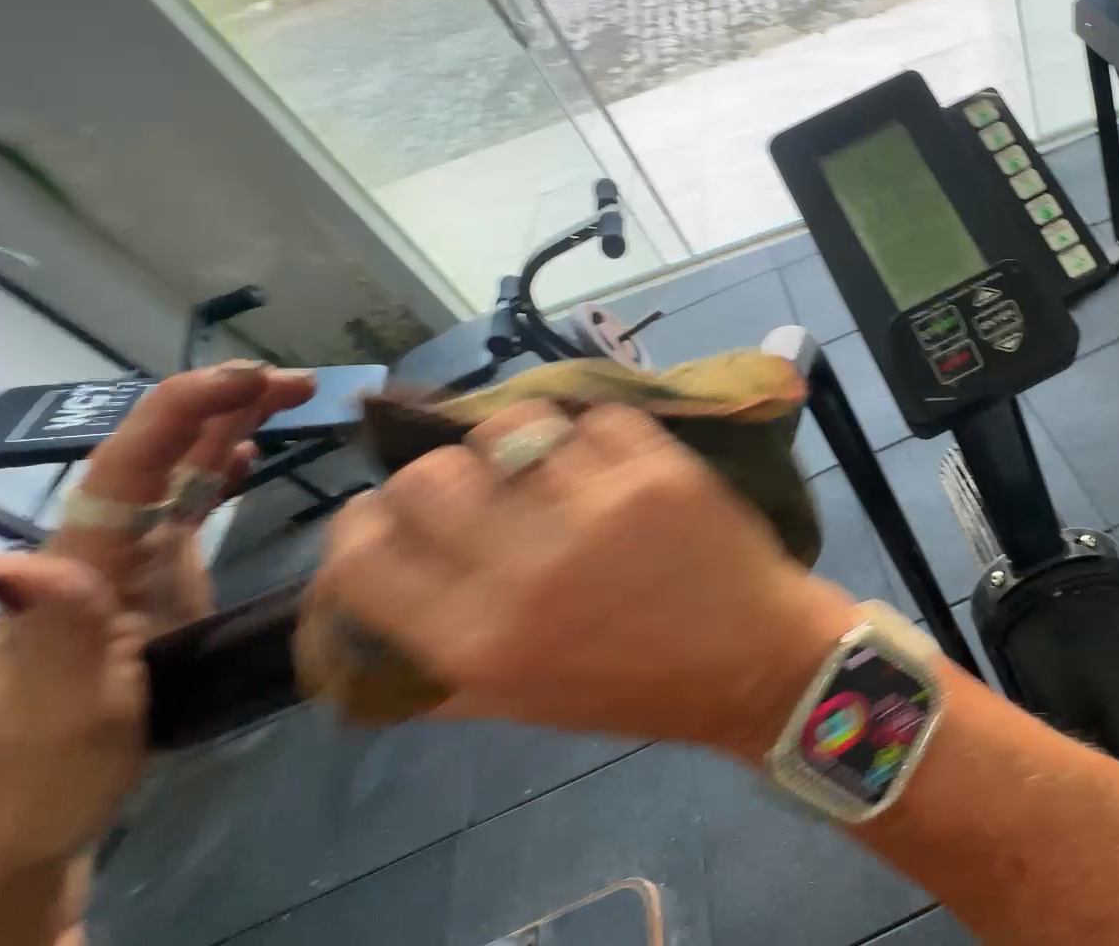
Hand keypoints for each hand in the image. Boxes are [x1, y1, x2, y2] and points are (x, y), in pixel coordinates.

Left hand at [0, 363, 313, 878]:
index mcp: (84, 568)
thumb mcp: (54, 712)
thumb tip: (12, 560)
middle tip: (297, 383)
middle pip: (156, 456)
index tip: (247, 380)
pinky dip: (216, 473)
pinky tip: (244, 457)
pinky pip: (186, 512)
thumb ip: (54, 635)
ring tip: (284, 396)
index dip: (182, 412)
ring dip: (226, 427)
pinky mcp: (153, 589)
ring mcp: (129, 570)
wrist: (23, 824)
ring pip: (175, 476)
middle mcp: (103, 552)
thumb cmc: (39, 775)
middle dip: (219, 405)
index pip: (127, 469)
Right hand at [315, 400, 858, 757]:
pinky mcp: (659, 474)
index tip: (391, 516)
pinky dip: (597, 432)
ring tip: (548, 462)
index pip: (359, 557)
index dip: (362, 526)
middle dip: (445, 475)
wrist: (759, 664)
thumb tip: (363, 620)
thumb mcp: (527, 702)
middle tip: (482, 488)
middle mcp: (526, 570)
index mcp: (478, 640)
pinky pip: (597, 416)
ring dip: (524, 442)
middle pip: (428, 474)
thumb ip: (440, 665)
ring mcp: (597, 511)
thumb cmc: (643, 690)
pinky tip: (612, 460)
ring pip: (513, 426)